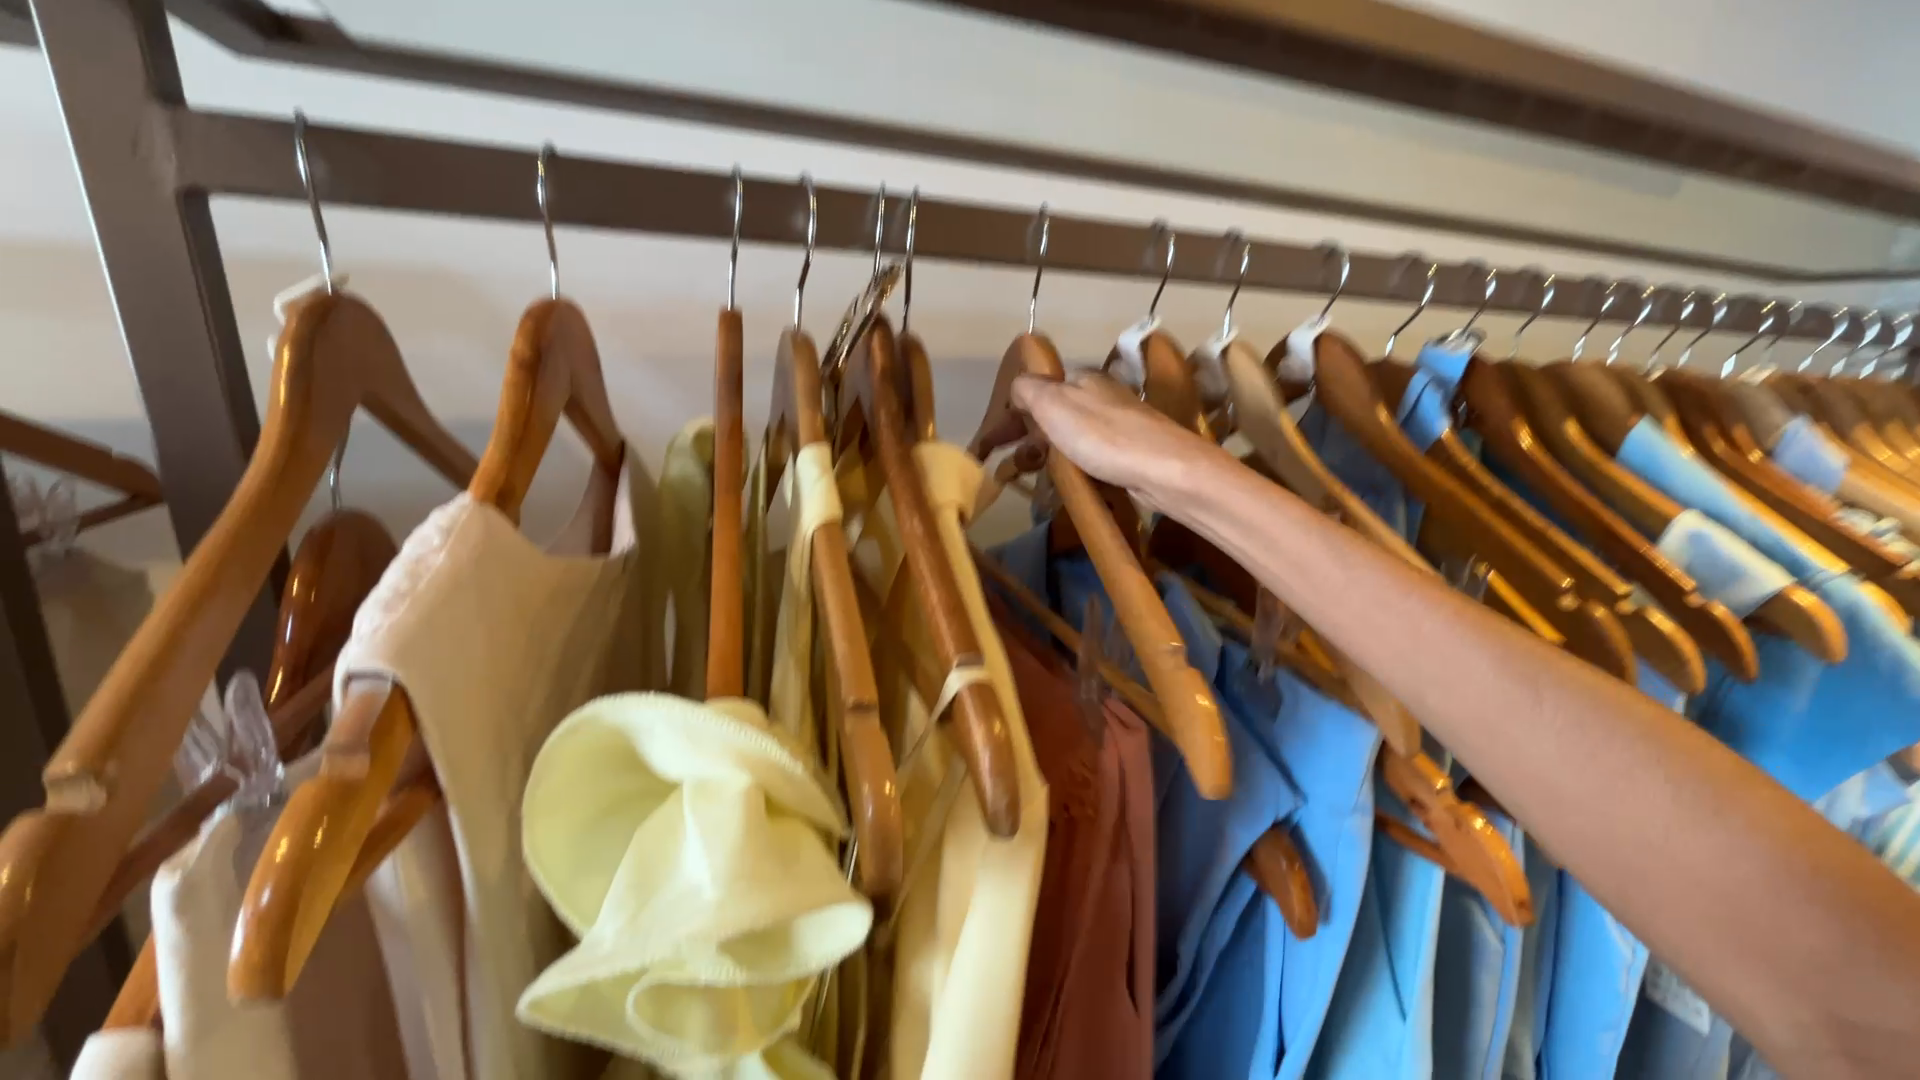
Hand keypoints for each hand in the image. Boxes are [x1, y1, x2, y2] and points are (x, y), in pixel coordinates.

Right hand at [1010, 370, 1225, 497]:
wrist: (1164, 470)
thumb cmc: (1103, 436)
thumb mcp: (1054, 404)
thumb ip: (1029, 389)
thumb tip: (1017, 386)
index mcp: (1082, 379)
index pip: (1038, 388)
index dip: (1015, 413)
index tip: (996, 443)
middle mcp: (1101, 395)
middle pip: (1054, 413)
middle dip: (1030, 437)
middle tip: (1015, 465)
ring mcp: (1119, 423)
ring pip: (1072, 435)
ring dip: (1050, 453)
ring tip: (1036, 476)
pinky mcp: (1131, 451)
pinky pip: (1091, 454)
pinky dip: (1074, 464)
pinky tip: (1071, 479)